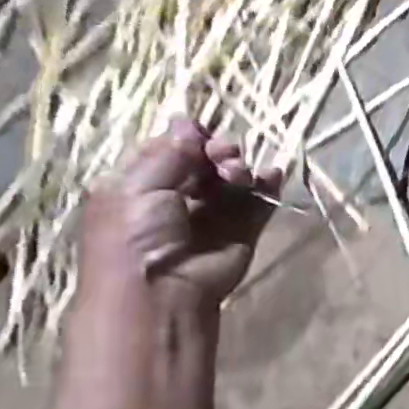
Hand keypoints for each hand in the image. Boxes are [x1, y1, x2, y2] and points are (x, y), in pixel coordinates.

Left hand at [80, 118, 281, 309]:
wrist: (163, 285)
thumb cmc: (135, 234)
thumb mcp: (137, 187)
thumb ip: (168, 156)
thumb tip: (188, 123)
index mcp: (140, 184)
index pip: (168, 151)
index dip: (186, 137)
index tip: (201, 129)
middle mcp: (177, 196)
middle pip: (205, 163)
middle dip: (218, 153)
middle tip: (226, 155)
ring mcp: (214, 214)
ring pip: (234, 181)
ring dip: (241, 170)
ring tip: (241, 174)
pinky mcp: (244, 229)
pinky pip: (261, 204)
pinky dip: (269, 188)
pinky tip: (273, 176)